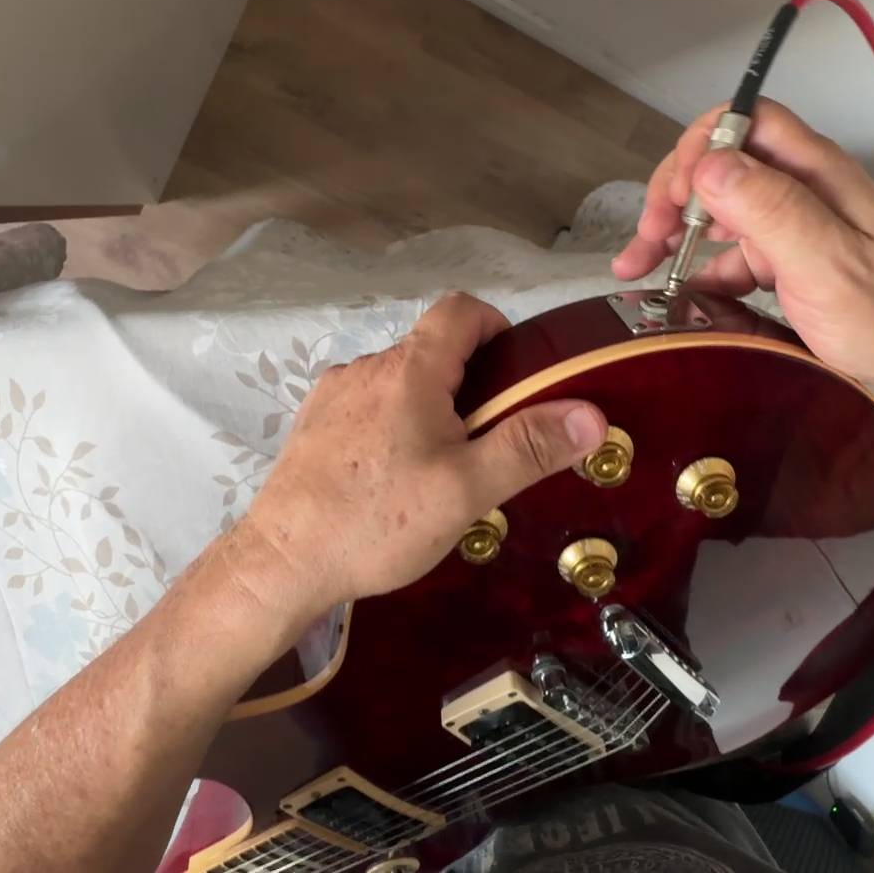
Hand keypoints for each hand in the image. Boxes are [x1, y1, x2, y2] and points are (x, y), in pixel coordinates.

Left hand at [235, 293, 606, 614]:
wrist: (282, 563)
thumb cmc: (378, 521)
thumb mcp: (465, 490)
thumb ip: (528, 447)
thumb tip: (591, 414)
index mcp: (408, 370)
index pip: (461, 310)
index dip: (497, 327)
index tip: (514, 373)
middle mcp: (367, 367)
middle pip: (433, 349)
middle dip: (470, 383)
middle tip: (486, 441)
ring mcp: (333, 392)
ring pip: (400, 380)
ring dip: (429, 406)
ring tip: (439, 467)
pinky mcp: (313, 421)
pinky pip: (368, 404)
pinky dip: (392, 423)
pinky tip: (390, 477)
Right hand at [612, 98, 873, 393]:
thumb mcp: (827, 264)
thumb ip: (772, 211)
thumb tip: (710, 165)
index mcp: (814, 172)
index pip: (746, 121)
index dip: (700, 146)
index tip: (675, 197)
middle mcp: (797, 188)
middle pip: (718, 163)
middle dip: (672, 192)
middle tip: (647, 235)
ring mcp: (787, 224)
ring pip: (713, 208)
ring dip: (671, 231)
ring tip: (636, 265)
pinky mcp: (780, 258)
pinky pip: (725, 253)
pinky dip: (694, 268)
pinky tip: (677, 291)